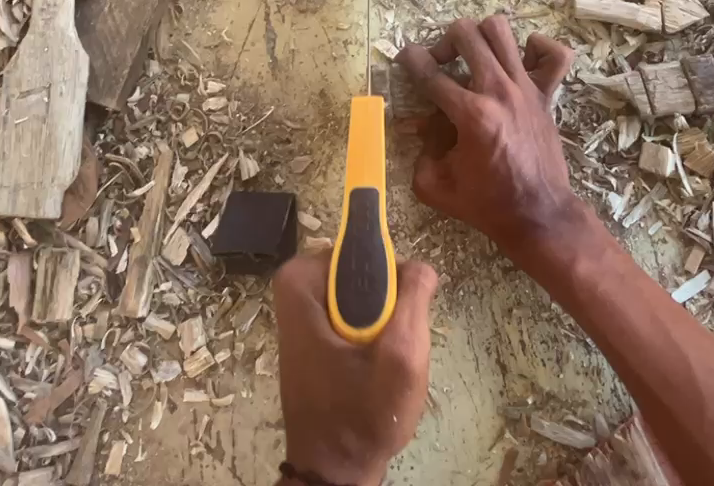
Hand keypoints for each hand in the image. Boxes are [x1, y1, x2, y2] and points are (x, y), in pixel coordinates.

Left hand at [272, 251, 437, 485]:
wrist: (334, 471)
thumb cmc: (362, 416)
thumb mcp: (401, 357)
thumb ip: (413, 299)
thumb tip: (419, 266)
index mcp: (301, 282)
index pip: (362, 249)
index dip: (390, 280)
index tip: (397, 316)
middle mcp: (295, 288)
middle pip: (364, 269)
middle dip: (388, 303)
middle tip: (394, 344)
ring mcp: (302, 309)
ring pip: (364, 291)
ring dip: (383, 322)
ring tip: (384, 362)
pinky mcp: (312, 330)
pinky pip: (356, 310)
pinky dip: (372, 333)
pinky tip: (374, 367)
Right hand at [396, 17, 582, 260]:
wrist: (538, 216)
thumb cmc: (487, 204)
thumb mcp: (437, 185)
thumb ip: (419, 153)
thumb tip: (418, 127)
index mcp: (471, 115)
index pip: (430, 73)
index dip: (410, 60)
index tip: (406, 59)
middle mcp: (498, 91)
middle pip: (466, 35)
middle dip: (444, 42)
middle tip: (442, 64)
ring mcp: (526, 89)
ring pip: (501, 31)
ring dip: (480, 36)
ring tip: (474, 57)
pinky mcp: (546, 95)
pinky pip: (554, 55)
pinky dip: (537, 48)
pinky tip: (521, 60)